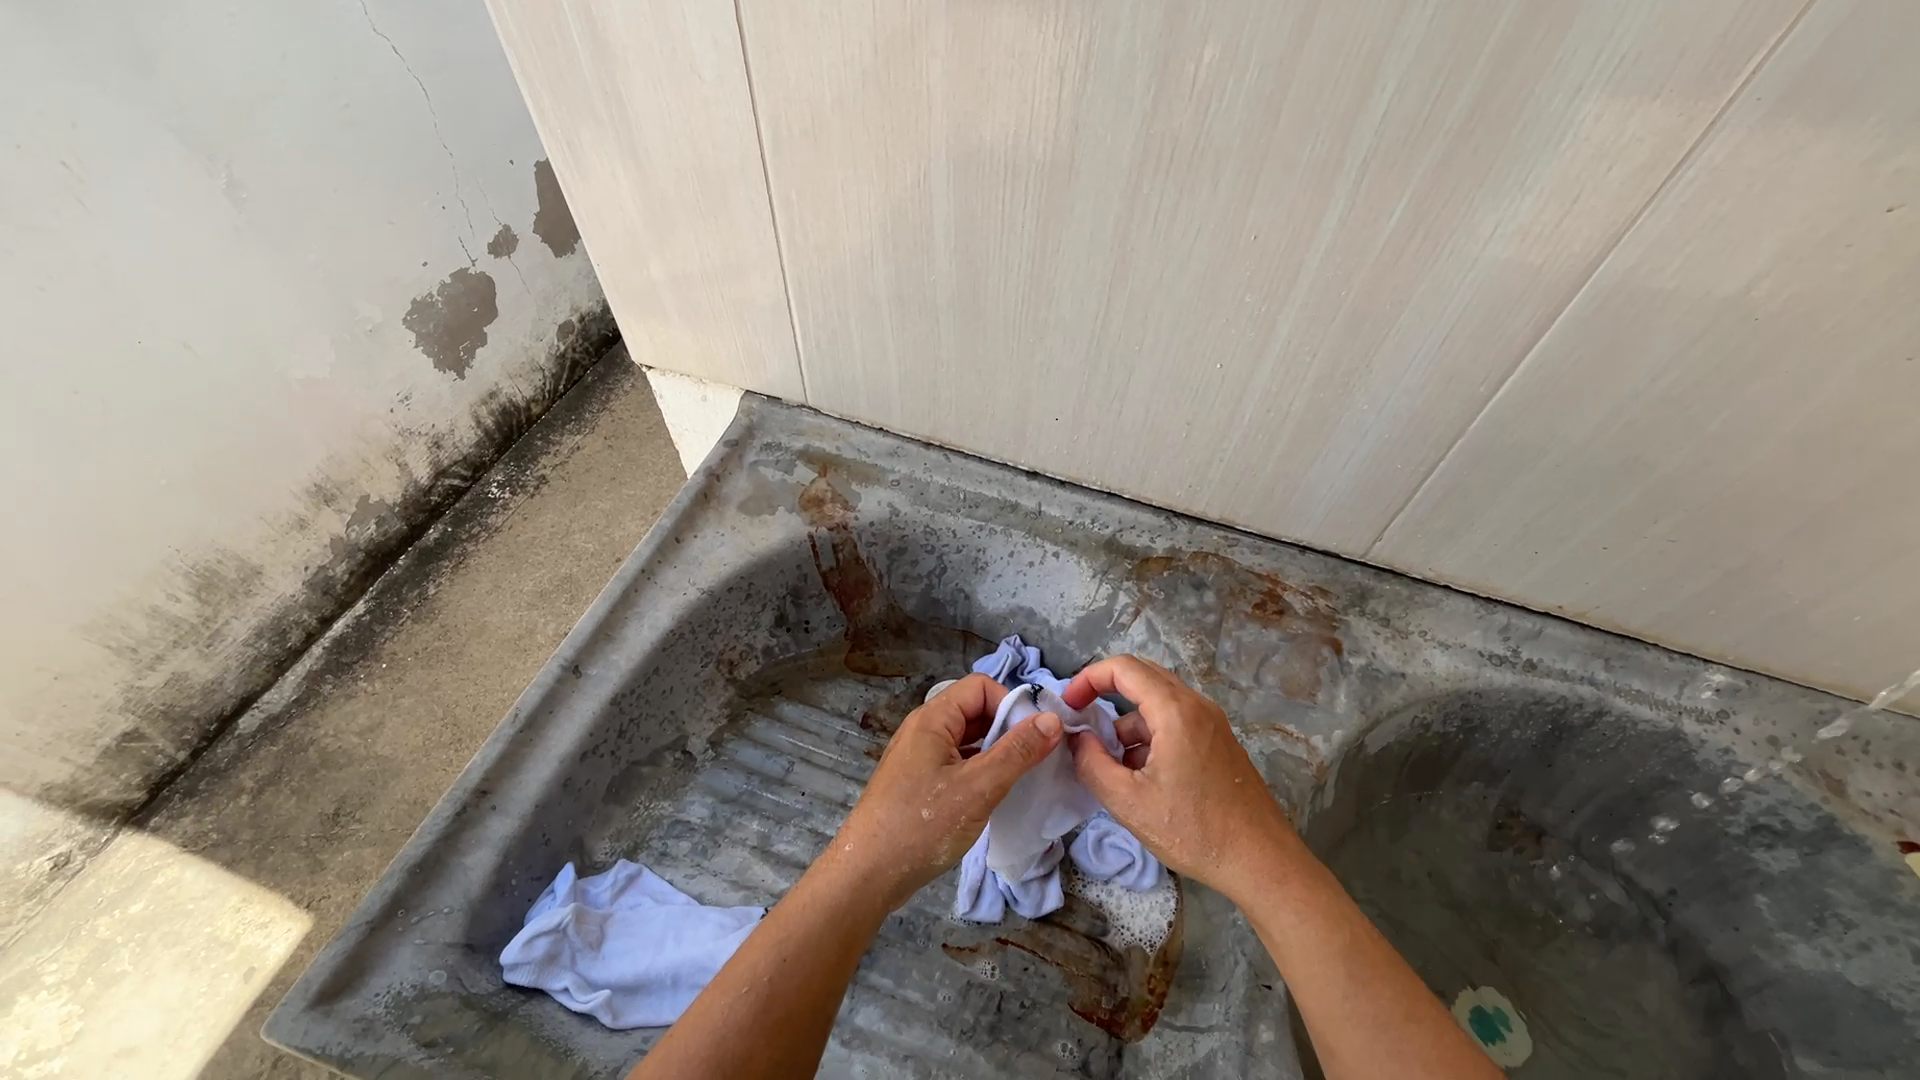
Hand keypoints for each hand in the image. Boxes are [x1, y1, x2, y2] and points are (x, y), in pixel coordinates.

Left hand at [823, 674, 1063, 910]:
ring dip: (996, 753)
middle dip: (1007, 729)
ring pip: (968, 740)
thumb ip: (1017, 752)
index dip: (1011, 704)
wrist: (867, 874)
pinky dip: (980, 771)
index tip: (1038, 736)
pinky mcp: (918, 783)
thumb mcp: (978, 787)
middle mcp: (924, 730)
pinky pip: (957, 763)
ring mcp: (919, 757)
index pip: (981, 687)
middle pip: (975, 711)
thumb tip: (1052, 720)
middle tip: (1036, 759)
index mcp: (933, 719)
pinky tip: (995, 796)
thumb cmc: (922, 826)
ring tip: (1022, 778)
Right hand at [1063, 655, 1297, 899]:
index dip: (1089, 678)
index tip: (1069, 706)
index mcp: (1175, 711)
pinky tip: (1142, 775)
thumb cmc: (1193, 831)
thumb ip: (1092, 763)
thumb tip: (1077, 738)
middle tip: (1082, 722)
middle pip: (1143, 676)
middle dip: (1105, 693)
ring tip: (1112, 763)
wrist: (1261, 862)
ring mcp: (1212, 723)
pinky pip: (1176, 721)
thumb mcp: (1128, 802)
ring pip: (1159, 702)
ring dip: (1128, 721)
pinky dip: (1150, 735)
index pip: (1124, 668)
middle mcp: (1197, 706)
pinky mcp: (1219, 742)